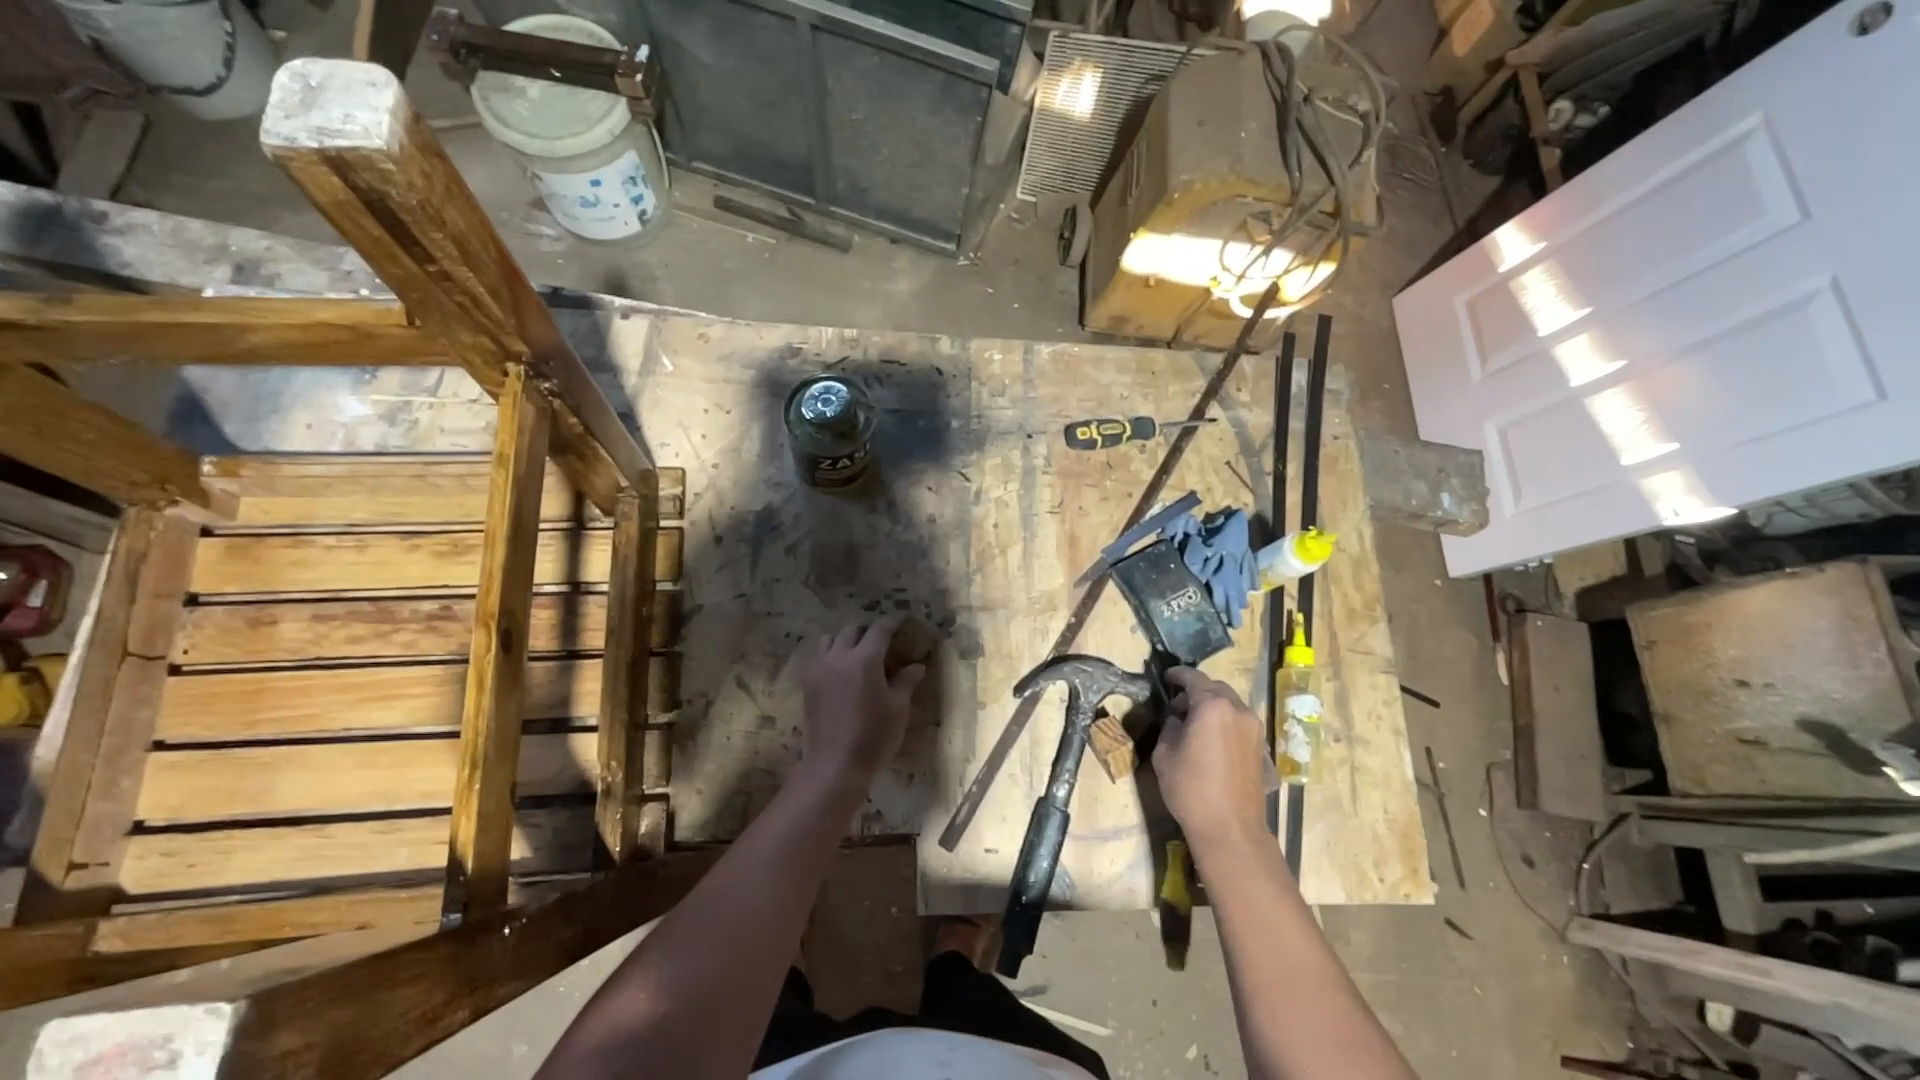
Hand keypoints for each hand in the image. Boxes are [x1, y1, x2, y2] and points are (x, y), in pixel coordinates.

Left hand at [800, 614, 926, 783]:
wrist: (834, 764)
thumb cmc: (874, 736)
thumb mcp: (898, 709)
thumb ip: (906, 682)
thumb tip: (917, 666)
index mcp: (865, 659)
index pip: (879, 629)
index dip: (891, 623)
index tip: (900, 623)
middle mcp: (839, 656)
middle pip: (852, 630)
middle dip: (867, 630)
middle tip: (880, 640)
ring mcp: (819, 668)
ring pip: (830, 639)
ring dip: (845, 639)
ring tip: (857, 651)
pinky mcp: (807, 683)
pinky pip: (818, 656)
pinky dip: (830, 654)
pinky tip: (840, 669)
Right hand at [1152, 666, 1267, 850]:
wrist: (1230, 827)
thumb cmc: (1190, 788)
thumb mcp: (1165, 754)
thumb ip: (1170, 727)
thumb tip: (1177, 719)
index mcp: (1212, 706)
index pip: (1193, 678)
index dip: (1177, 675)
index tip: (1166, 678)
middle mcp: (1238, 709)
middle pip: (1215, 688)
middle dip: (1196, 691)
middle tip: (1177, 706)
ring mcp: (1254, 728)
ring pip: (1230, 704)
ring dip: (1212, 706)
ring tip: (1193, 723)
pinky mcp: (1261, 746)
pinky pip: (1239, 722)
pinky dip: (1225, 721)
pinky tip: (1212, 740)